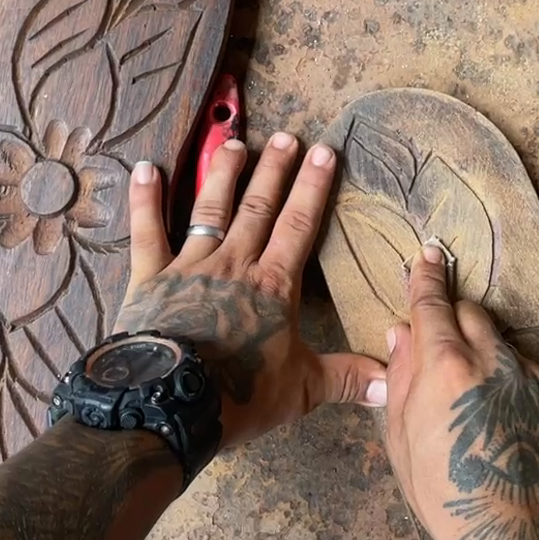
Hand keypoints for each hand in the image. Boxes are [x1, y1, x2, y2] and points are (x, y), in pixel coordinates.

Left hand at [116, 131, 386, 448]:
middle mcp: (235, 262)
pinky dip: (145, 200)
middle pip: (259, 206)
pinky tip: (145, 169)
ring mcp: (191, 265)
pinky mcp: (151, 277)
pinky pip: (147, 232)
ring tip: (235, 143)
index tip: (325, 152)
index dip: (314, 187)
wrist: (169, 404)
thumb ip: (346, 378)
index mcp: (273, 284)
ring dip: (225, 174)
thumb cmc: (239, 394)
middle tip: (287, 135)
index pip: (300, 224)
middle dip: (275, 169)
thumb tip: (393, 385)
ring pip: (212, 208)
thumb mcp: (301, 389)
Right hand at [382, 242, 538, 539]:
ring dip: (483, 350)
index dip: (426, 275)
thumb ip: (401, 375)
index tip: (427, 254)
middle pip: (469, 309)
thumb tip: (401, 331)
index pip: (432, 303)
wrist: (512, 530)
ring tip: (478, 398)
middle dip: (453, 319)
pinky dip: (510, 376)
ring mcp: (528, 371)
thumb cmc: (443, 490)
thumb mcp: (402, 436)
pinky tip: (505, 415)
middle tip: (445, 351)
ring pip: (499, 337)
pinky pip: (526, 364)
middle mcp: (490, 357)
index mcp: (445, 366)